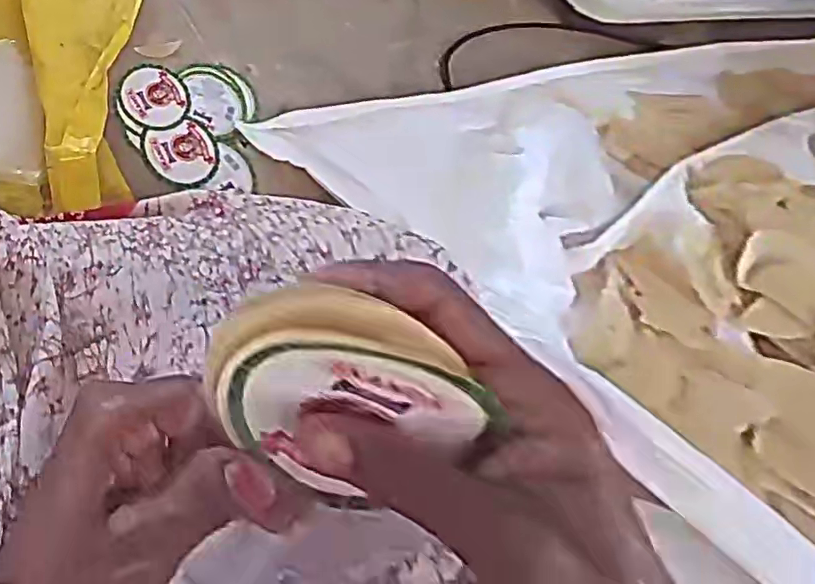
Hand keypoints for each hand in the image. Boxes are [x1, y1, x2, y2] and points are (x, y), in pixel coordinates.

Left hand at [0, 378, 305, 583]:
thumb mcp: (141, 544)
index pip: (198, 395)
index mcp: (111, 407)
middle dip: (245, 453)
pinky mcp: (129, 457)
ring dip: (235, 471)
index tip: (293, 465)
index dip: (248, 427)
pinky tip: (245, 505)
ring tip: (277, 506)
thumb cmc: (65, 577)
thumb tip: (271, 468)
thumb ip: (203, 497)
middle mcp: (117, 404)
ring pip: (197, 436)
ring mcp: (123, 430)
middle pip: (200, 412)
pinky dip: (213, 483)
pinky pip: (181, 458)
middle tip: (293, 497)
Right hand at [293, 262, 670, 583]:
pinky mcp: (458, 467)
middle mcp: (499, 394)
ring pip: (398, 375)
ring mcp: (477, 431)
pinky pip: (393, 422)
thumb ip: (411, 477)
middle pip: (412, 330)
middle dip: (347, 323)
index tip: (313, 287)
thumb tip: (306, 430)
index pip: (442, 302)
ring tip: (290, 371)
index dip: (376, 281)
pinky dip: (353, 417)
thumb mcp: (507, 533)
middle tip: (288, 329)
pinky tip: (320, 426)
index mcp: (526, 387)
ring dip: (343, 370)